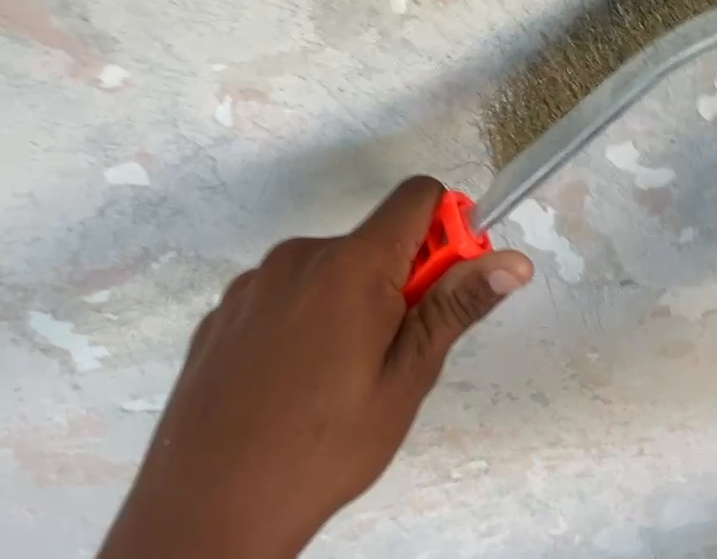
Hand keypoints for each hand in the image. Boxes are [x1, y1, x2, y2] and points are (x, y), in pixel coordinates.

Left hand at [99, 177, 534, 558]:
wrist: (200, 519)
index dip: (449, 226)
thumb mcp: (408, 379)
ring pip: (331, 269)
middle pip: (376, 238)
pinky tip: (294, 382)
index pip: (418, 196)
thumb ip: (458, 307)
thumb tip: (515, 262)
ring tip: (340, 376)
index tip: (448, 280)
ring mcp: (252, 285)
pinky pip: (286, 294)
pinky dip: (306, 318)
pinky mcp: (220, 315)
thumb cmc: (321, 449)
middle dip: (401, 278)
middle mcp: (298, 257)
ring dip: (352, 300)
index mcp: (351, 265)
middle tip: (396, 351)